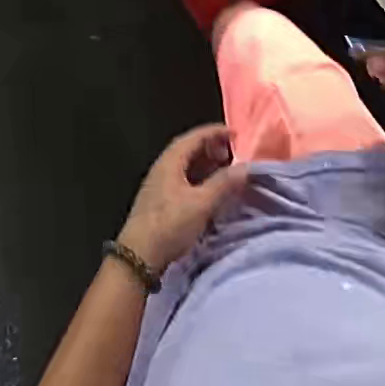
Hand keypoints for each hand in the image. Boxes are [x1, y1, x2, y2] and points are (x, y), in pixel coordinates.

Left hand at [116, 124, 248, 271]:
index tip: (235, 132)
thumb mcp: (201, 204)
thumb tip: (244, 167)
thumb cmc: (170, 224)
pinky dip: (201, 177)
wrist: (140, 253)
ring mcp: (161, 182)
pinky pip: (185, 178)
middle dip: (211, 147)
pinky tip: (211, 189)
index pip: (193, 137)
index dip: (214, 132)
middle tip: (233, 152)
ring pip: (187, 165)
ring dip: (206, 163)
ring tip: (227, 168)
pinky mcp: (162, 198)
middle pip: (189, 149)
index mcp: (170, 161)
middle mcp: (163, 167)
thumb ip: (223, 184)